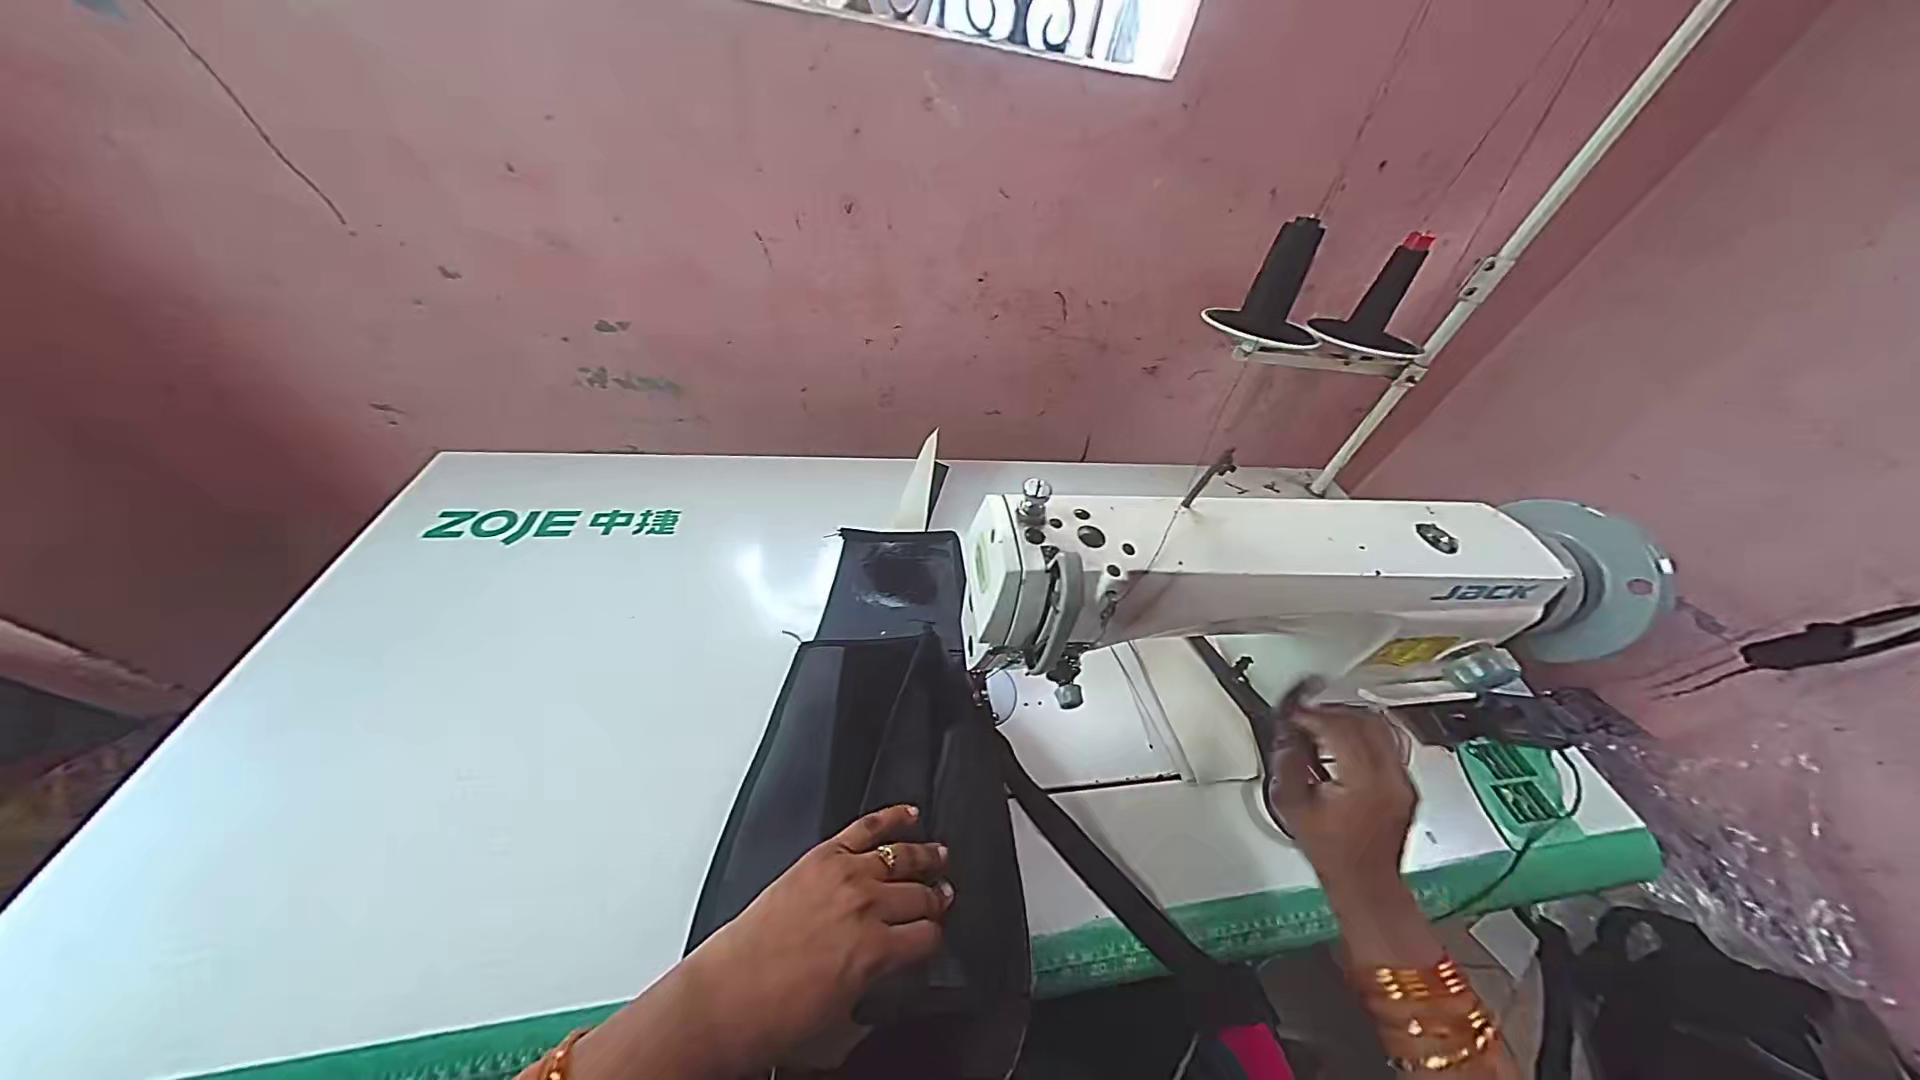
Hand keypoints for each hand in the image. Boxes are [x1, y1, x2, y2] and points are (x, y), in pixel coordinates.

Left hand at [675, 804, 951, 1072]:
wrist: (723, 998)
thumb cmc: (773, 1015)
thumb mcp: (844, 1014)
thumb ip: (878, 979)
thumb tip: (894, 962)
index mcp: (875, 952)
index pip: (928, 936)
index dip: (936, 937)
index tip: (935, 935)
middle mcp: (865, 908)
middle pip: (921, 895)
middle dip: (938, 897)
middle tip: (944, 894)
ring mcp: (844, 875)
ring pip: (903, 856)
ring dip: (927, 855)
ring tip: (939, 855)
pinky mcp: (822, 855)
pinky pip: (868, 826)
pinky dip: (893, 817)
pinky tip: (909, 814)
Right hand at [1270, 704, 1416, 897]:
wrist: (1363, 881)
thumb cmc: (1331, 851)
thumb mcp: (1292, 803)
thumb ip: (1287, 762)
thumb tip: (1288, 735)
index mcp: (1364, 781)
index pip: (1339, 728)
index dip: (1311, 716)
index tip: (1294, 715)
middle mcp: (1391, 778)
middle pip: (1365, 722)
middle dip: (1331, 711)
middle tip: (1307, 715)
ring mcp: (1403, 783)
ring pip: (1382, 729)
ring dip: (1349, 719)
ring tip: (1324, 723)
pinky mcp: (1406, 787)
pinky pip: (1389, 745)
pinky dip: (1364, 734)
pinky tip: (1344, 742)